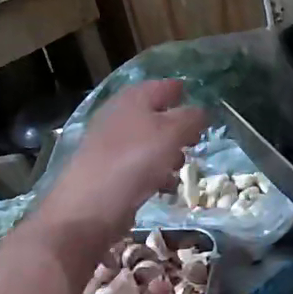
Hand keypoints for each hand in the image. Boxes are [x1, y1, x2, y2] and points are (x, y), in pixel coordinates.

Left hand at [40, 80, 205, 237]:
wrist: (89, 207)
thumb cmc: (134, 161)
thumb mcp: (172, 133)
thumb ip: (191, 118)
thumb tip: (201, 113)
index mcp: (133, 99)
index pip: (164, 86)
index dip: (184, 93)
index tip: (203, 108)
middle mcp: (119, 116)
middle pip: (157, 115)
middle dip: (179, 128)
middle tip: (195, 141)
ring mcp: (111, 145)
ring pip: (150, 142)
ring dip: (169, 152)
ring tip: (180, 167)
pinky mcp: (108, 171)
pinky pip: (140, 165)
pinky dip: (155, 172)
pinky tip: (164, 186)